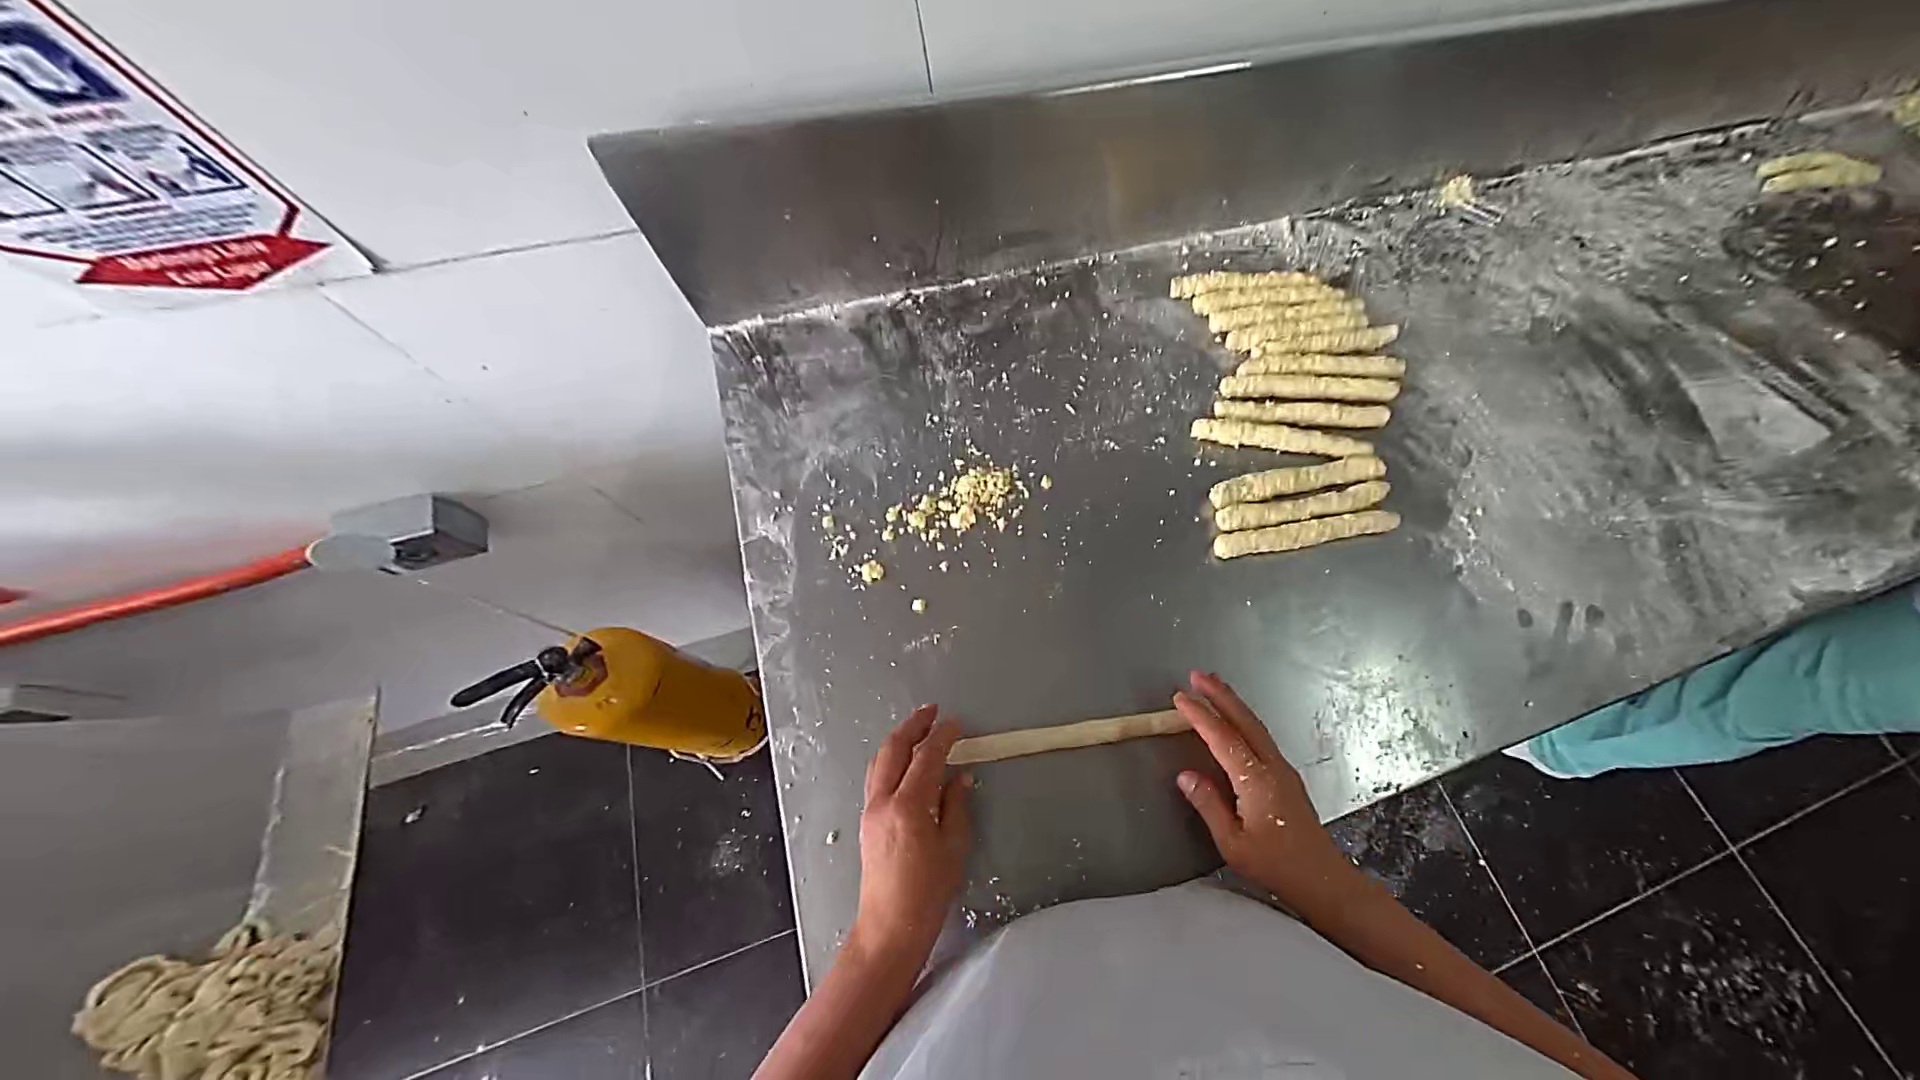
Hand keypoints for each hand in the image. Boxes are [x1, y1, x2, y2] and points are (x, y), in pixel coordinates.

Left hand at [851, 705, 972, 959]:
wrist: (889, 927)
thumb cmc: (928, 892)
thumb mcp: (954, 848)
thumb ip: (956, 807)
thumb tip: (959, 778)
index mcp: (908, 806)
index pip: (926, 757)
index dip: (942, 737)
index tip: (955, 724)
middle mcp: (883, 800)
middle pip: (895, 749)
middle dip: (913, 725)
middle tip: (932, 711)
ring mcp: (870, 809)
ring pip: (880, 760)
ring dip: (899, 739)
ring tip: (917, 728)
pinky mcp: (867, 820)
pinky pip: (876, 776)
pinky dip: (891, 758)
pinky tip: (904, 760)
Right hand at [1173, 671, 1355, 910]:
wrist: (1325, 882)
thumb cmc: (1277, 866)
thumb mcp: (1232, 843)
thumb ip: (1208, 805)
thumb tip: (1185, 775)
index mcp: (1256, 780)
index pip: (1222, 737)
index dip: (1199, 715)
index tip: (1179, 697)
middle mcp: (1272, 767)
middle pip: (1244, 721)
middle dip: (1220, 695)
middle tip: (1197, 674)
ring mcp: (1283, 770)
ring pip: (1255, 726)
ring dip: (1233, 703)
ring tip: (1215, 686)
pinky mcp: (1287, 778)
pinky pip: (1261, 736)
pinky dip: (1243, 719)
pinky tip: (1236, 720)